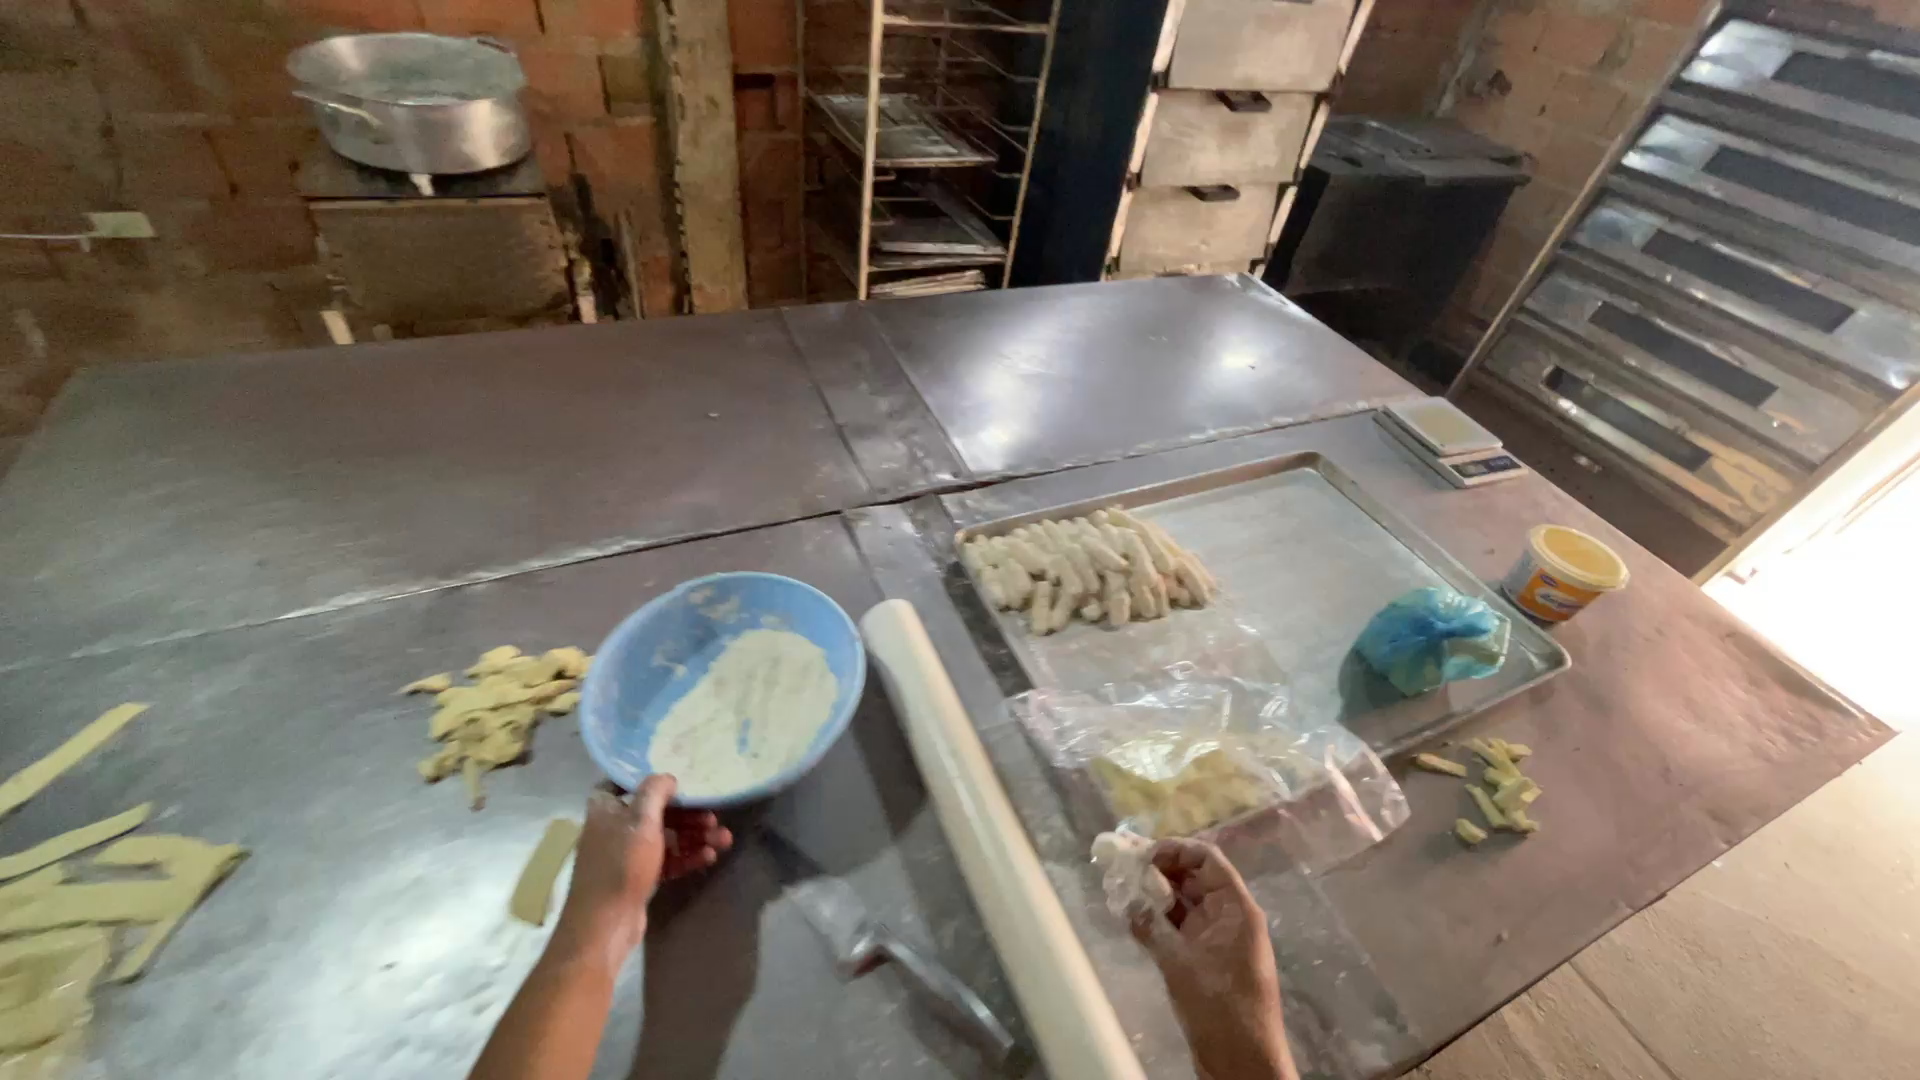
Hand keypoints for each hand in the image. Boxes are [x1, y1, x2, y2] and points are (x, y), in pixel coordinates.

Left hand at [557, 775, 732, 958]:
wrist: (604, 925)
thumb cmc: (621, 864)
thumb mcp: (641, 820)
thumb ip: (655, 791)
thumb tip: (668, 778)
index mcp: (606, 808)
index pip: (628, 783)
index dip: (654, 781)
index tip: (681, 779)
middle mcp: (615, 828)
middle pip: (657, 812)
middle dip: (689, 814)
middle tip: (714, 818)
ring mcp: (627, 855)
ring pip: (666, 837)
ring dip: (695, 837)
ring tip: (723, 840)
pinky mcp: (638, 877)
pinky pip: (667, 859)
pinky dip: (687, 856)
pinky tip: (709, 857)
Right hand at [1134, 839, 1296, 1079]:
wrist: (1244, 1065)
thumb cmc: (1220, 1007)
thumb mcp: (1180, 963)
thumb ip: (1150, 926)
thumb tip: (1124, 898)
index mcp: (1236, 908)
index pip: (1206, 859)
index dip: (1174, 850)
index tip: (1140, 855)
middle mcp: (1229, 915)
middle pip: (1193, 877)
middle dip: (1158, 869)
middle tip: (1122, 867)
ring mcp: (1218, 937)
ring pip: (1184, 901)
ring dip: (1155, 894)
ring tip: (1121, 888)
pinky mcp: (1206, 957)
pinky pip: (1181, 925)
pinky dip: (1158, 918)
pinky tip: (1131, 916)